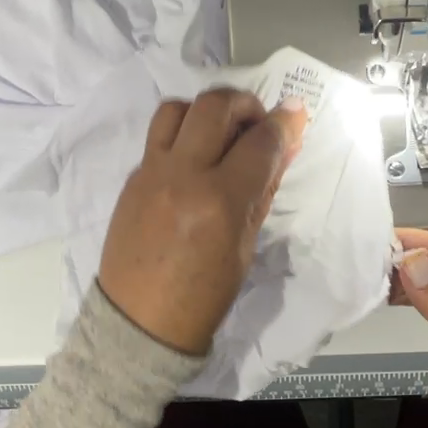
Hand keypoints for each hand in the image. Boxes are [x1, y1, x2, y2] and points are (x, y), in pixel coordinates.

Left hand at [99, 89, 307, 354]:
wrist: (140, 323)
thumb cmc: (203, 297)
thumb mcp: (245, 247)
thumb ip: (263, 190)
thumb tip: (283, 148)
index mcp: (219, 201)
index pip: (260, 141)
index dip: (284, 123)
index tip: (296, 115)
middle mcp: (182, 176)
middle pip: (215, 106)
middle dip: (245, 104)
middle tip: (258, 123)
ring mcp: (151, 173)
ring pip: (178, 108)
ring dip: (207, 111)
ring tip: (222, 133)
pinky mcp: (132, 178)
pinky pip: (159, 137)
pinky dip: (183, 135)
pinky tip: (196, 160)